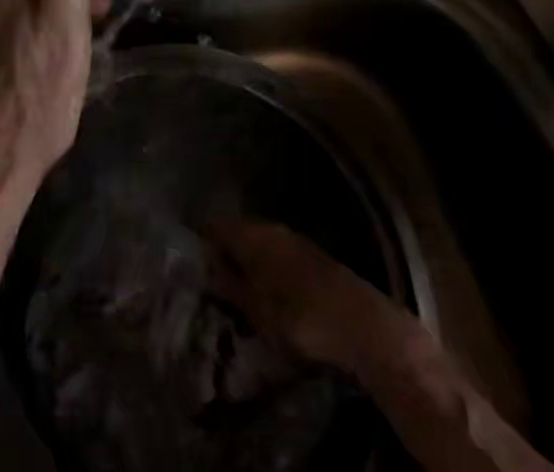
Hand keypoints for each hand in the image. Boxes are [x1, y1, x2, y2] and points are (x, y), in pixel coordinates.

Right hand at [206, 220, 394, 369]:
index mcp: (251, 234)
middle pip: (238, 234)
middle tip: (212, 285)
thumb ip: (226, 283)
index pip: (214, 225)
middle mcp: (272, 229)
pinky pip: (280, 260)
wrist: (362, 327)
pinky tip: (270, 299)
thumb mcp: (251, 307)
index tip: (191, 266)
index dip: (200, 242)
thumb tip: (206, 264)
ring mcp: (297, 242)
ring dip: (249, 267)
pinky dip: (270, 275)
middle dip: (225, 256)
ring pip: (261, 248)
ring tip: (239, 296)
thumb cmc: (296, 317)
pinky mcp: (316, 260)